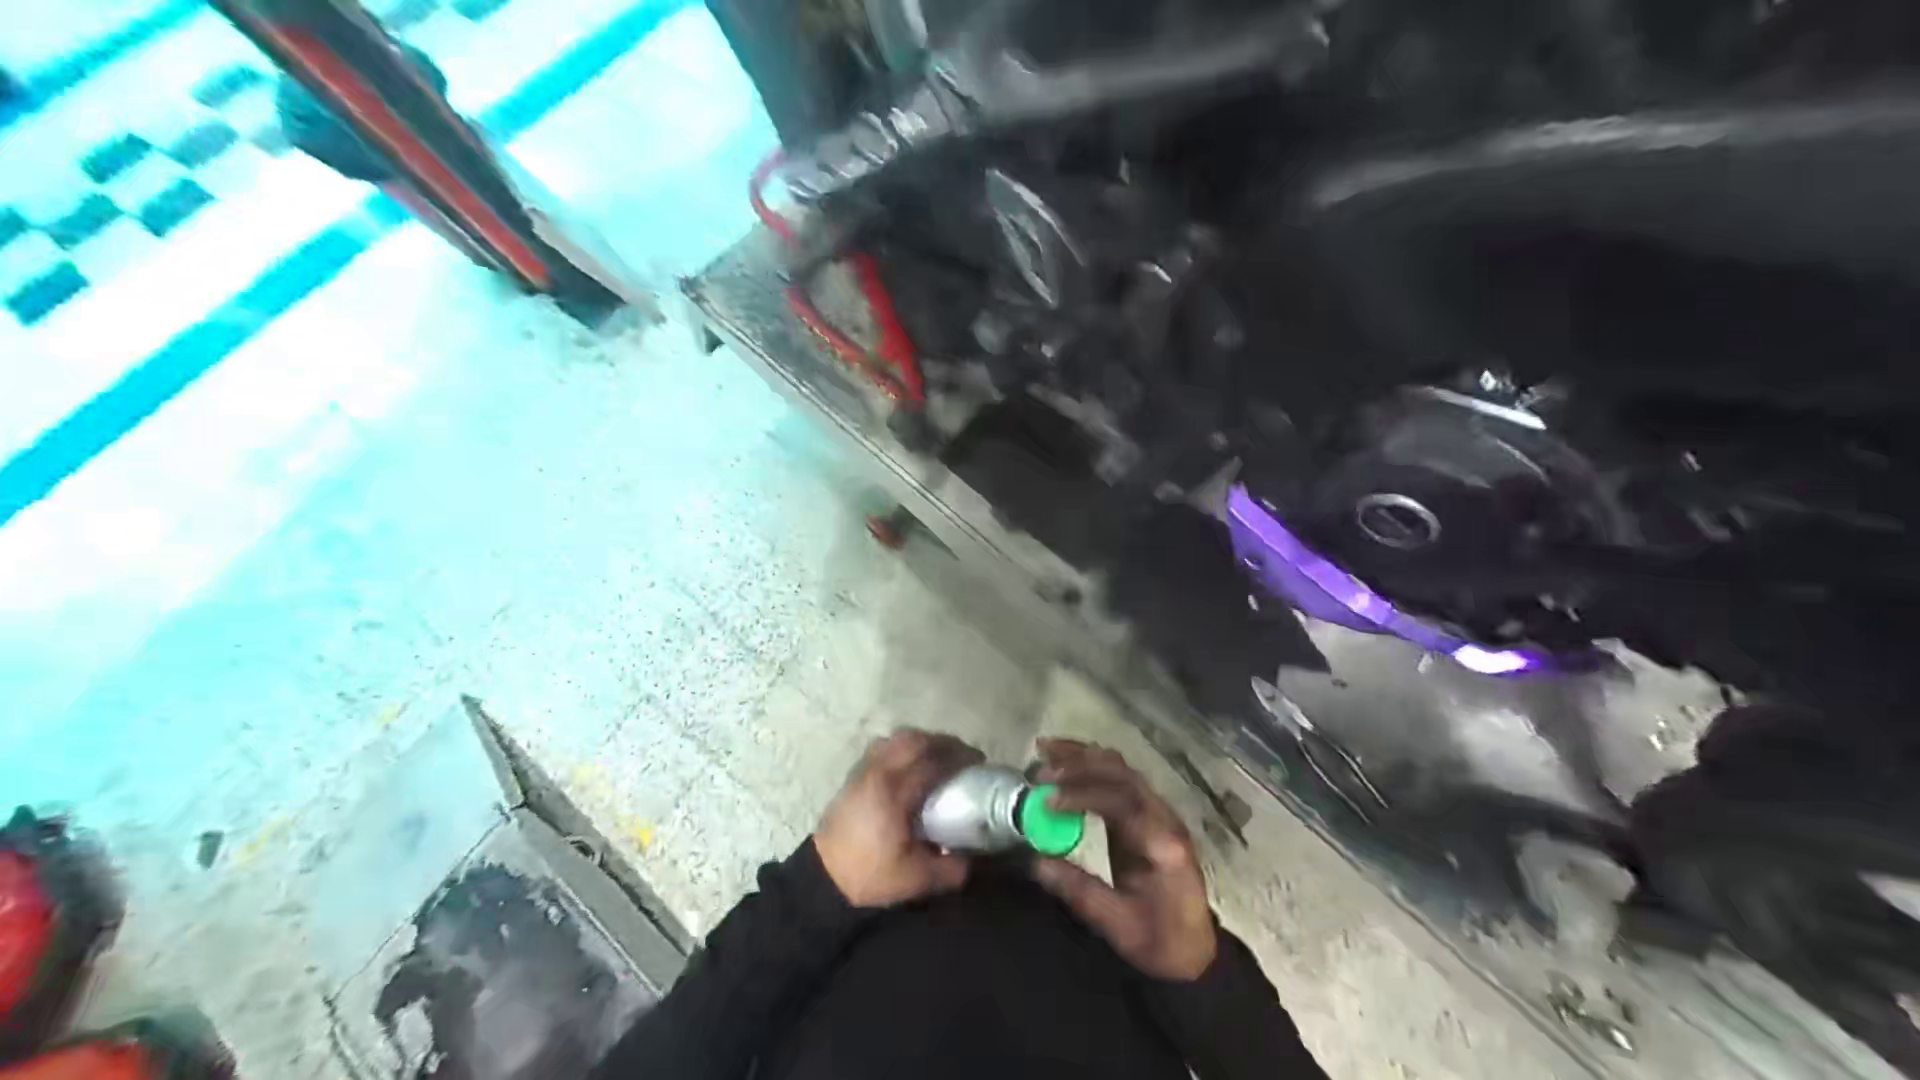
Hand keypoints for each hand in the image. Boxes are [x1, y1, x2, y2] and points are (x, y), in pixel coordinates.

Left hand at [814, 729, 984, 908]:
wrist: (824, 880)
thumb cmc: (869, 877)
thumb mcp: (916, 880)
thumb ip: (951, 869)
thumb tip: (974, 856)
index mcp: (894, 794)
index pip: (932, 761)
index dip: (959, 758)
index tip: (978, 764)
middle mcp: (878, 773)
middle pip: (914, 740)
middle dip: (943, 742)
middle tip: (962, 756)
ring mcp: (863, 771)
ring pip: (897, 738)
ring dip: (923, 741)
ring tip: (940, 756)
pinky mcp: (854, 775)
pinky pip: (884, 746)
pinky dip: (904, 746)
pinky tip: (913, 764)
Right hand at [1031, 738, 1217, 980]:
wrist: (1195, 950)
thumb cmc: (1160, 942)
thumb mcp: (1118, 926)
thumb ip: (1080, 891)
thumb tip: (1037, 861)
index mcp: (1162, 845)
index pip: (1122, 803)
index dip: (1082, 795)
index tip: (1047, 800)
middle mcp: (1164, 818)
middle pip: (1122, 774)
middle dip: (1078, 766)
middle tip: (1039, 772)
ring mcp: (1159, 810)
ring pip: (1121, 767)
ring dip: (1082, 756)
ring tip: (1045, 751)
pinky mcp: (1148, 810)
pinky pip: (1119, 775)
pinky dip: (1090, 763)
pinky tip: (1064, 763)